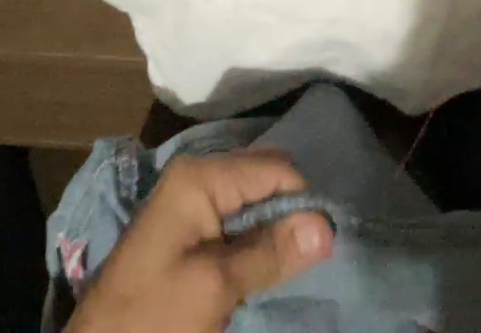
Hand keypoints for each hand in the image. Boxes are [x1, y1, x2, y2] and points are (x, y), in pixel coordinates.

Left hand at [68, 151, 333, 332]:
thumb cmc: (153, 313)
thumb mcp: (216, 285)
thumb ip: (270, 251)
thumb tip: (327, 224)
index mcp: (200, 176)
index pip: (275, 167)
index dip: (303, 202)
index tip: (320, 246)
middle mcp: (197, 175)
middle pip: (265, 179)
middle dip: (290, 213)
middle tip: (305, 259)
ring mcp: (192, 201)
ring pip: (255, 202)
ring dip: (275, 232)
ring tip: (289, 267)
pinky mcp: (191, 228)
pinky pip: (239, 220)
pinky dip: (256, 241)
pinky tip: (264, 268)